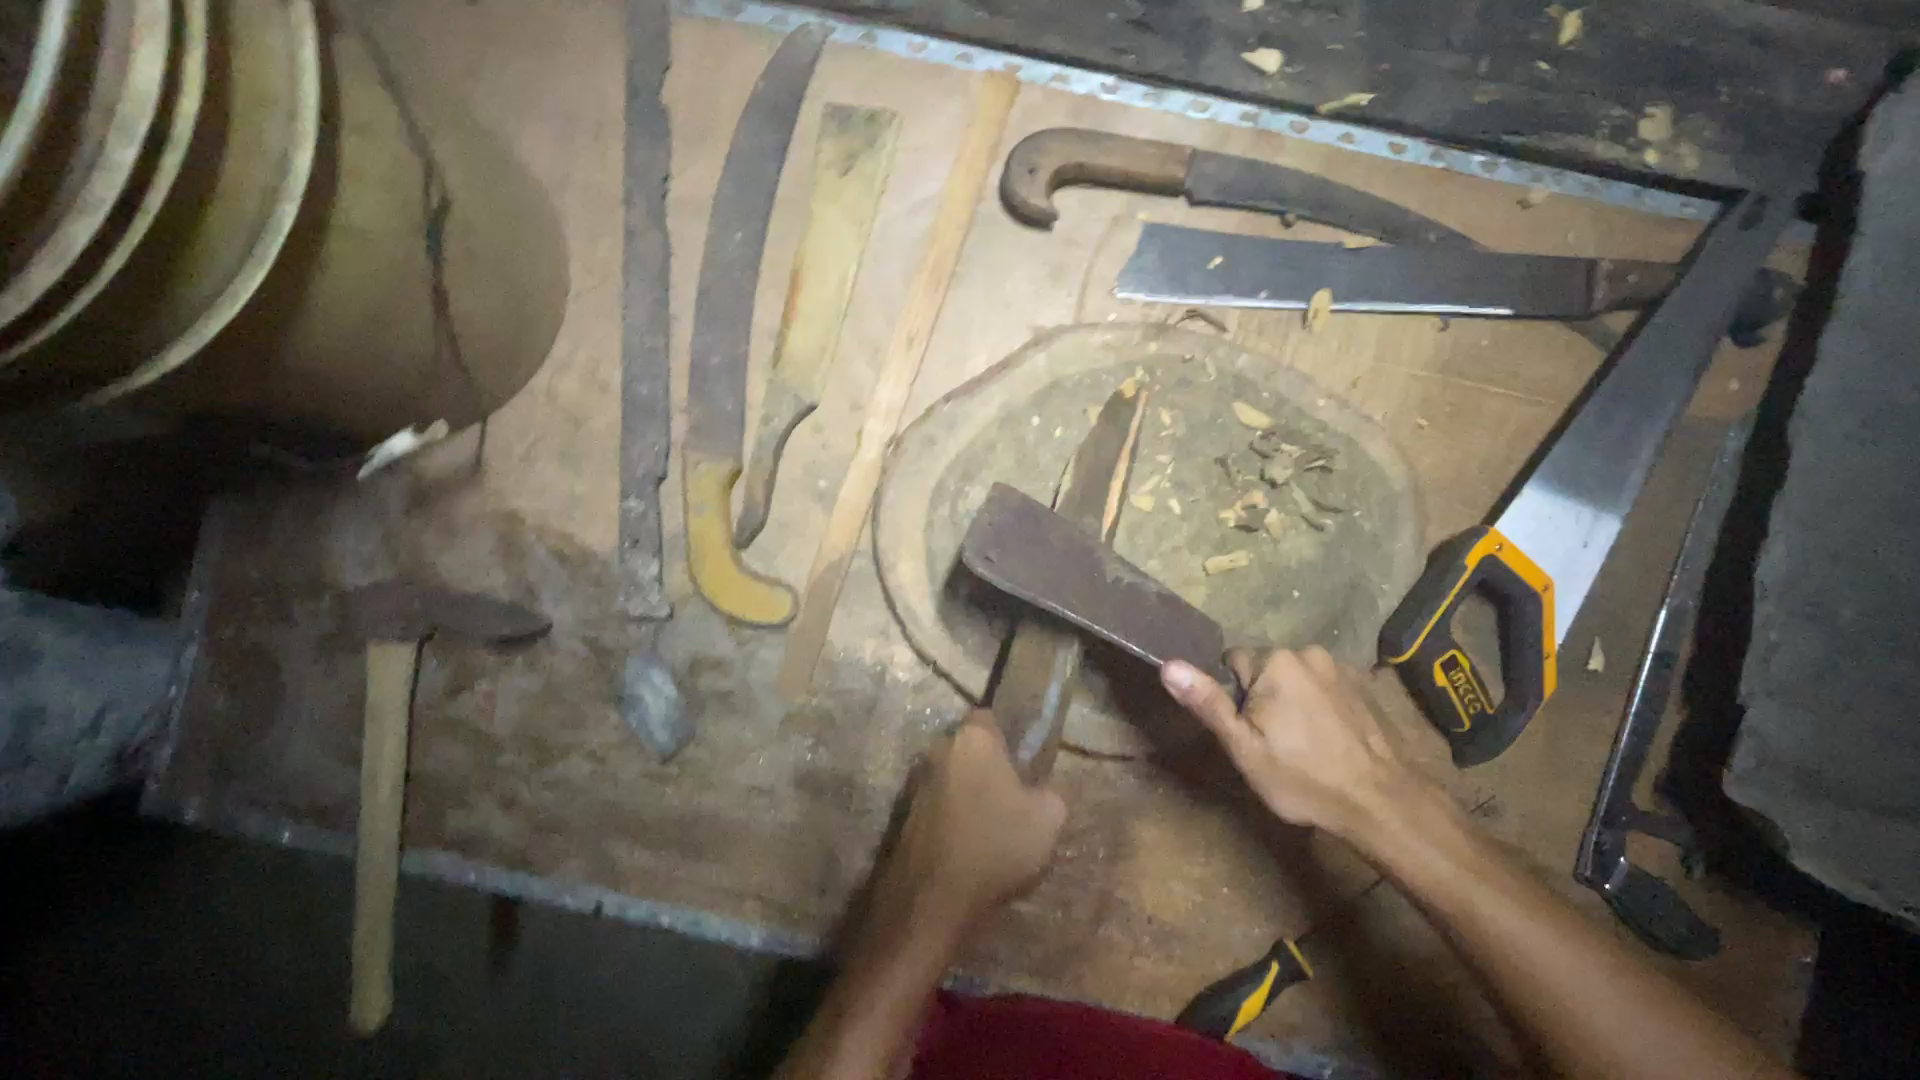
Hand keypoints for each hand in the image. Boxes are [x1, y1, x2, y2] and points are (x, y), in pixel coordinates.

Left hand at [881, 710, 1067, 930]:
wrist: (934, 899)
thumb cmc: (996, 844)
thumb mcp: (1050, 818)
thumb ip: (1051, 792)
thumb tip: (1040, 791)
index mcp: (973, 738)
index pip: (990, 716)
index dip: (1010, 736)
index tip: (1025, 762)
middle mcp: (938, 750)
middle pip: (969, 749)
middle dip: (988, 766)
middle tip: (1014, 797)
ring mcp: (915, 784)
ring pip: (952, 779)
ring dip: (968, 795)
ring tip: (992, 829)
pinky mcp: (903, 816)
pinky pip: (937, 807)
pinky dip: (952, 820)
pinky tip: (969, 848)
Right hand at [1161, 647, 1428, 844]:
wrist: (1382, 802)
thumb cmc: (1304, 778)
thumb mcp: (1244, 747)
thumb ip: (1208, 703)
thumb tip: (1168, 665)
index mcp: (1275, 661)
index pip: (1233, 664)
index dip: (1234, 700)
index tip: (1247, 732)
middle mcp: (1308, 653)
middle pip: (1265, 670)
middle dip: (1262, 699)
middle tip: (1272, 744)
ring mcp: (1340, 669)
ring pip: (1294, 680)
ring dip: (1291, 702)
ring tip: (1302, 746)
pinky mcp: (1363, 686)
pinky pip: (1322, 689)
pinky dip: (1318, 708)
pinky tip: (1327, 742)